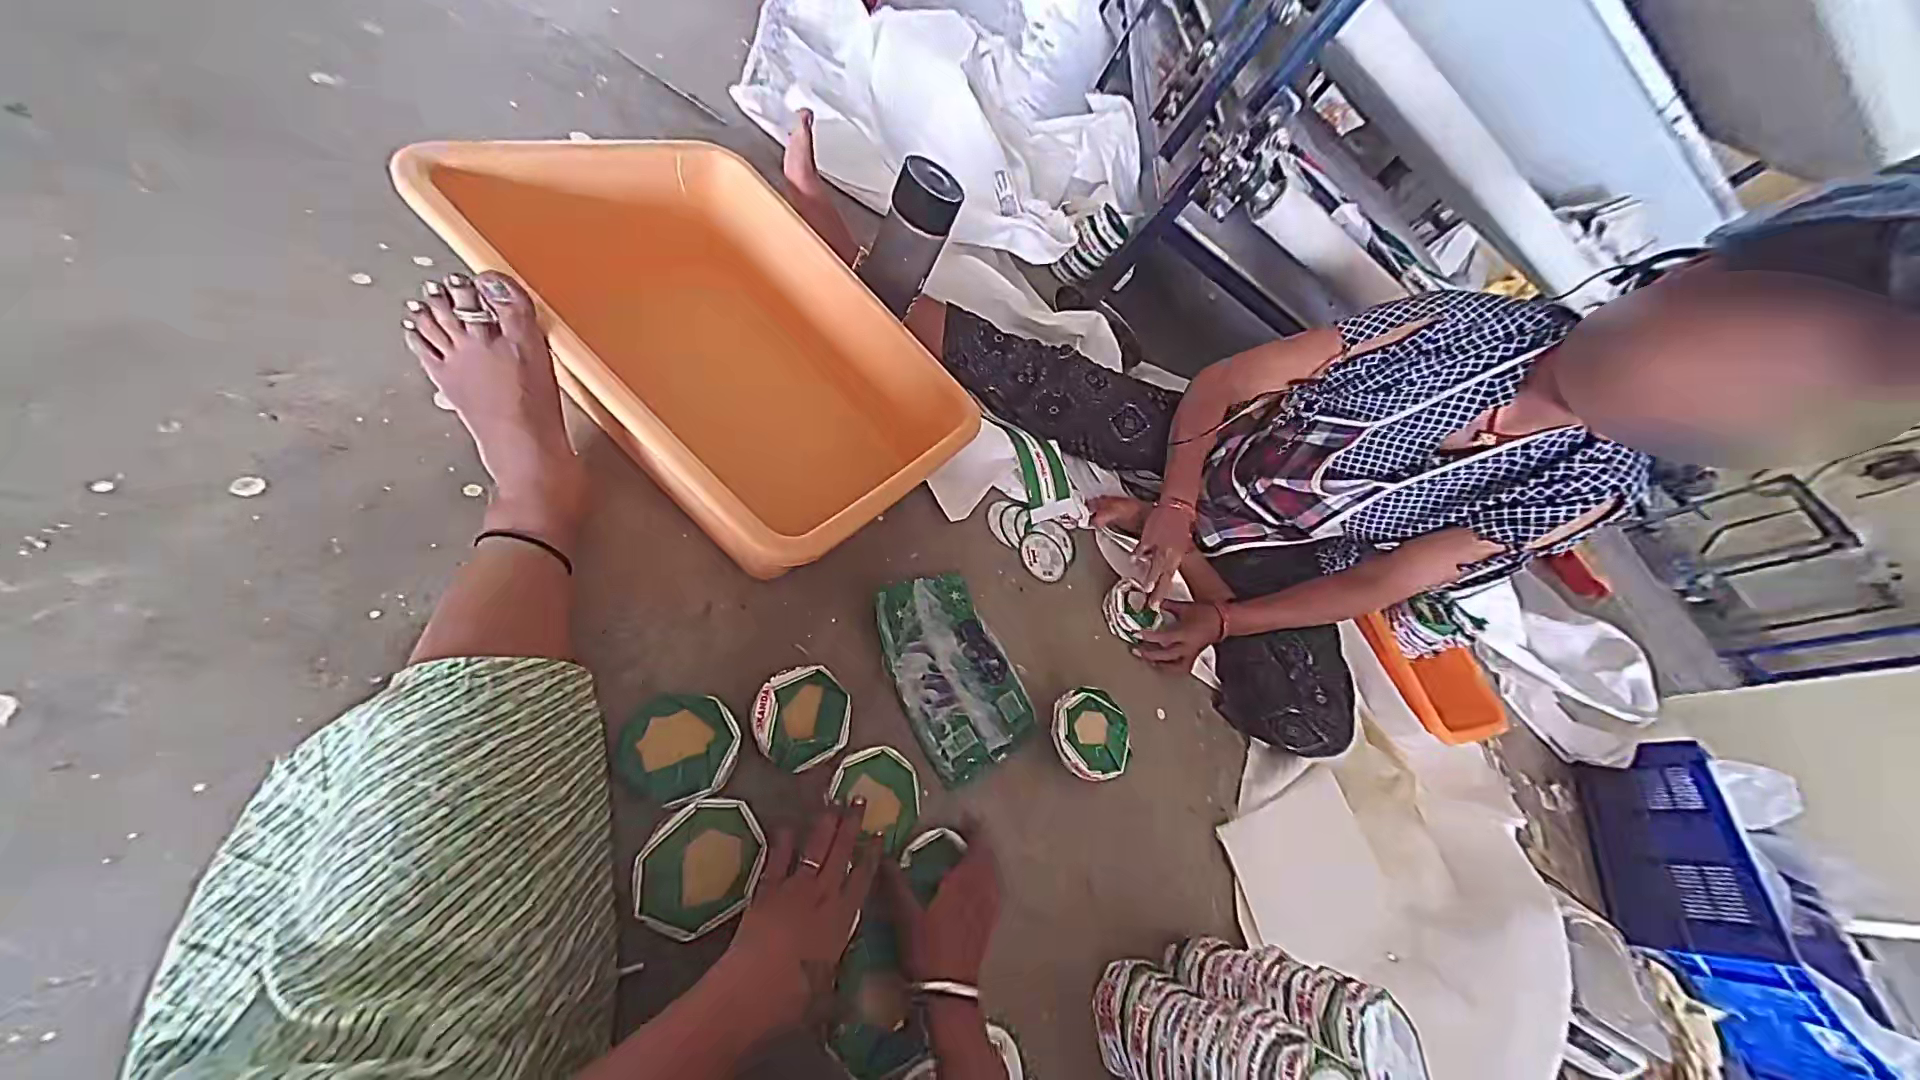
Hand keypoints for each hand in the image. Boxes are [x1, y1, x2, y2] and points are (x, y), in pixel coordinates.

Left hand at [726, 803, 880, 1028]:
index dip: (872, 854)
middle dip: (851, 824)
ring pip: (814, 849)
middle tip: (857, 798)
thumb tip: (855, 986)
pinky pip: (778, 860)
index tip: (879, 833)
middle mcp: (822, 895)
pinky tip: (788, 827)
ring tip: (832, 803)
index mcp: (842, 917)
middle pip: (841, 852)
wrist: (751, 991)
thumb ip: (841, 977)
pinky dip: (783, 843)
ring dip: (824, 825)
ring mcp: (793, 889)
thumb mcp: (829, 993)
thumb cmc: (795, 999)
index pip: (863, 877)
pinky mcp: (766, 891)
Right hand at [883, 828, 999, 984]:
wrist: (949, 991)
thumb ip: (893, 882)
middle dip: (977, 839)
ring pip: (993, 871)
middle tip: (961, 832)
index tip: (961, 817)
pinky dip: (987, 876)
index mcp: (964, 880)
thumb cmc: (927, 948)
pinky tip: (974, 883)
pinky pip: (994, 887)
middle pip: (988, 854)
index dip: (971, 827)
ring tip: (968, 852)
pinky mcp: (990, 921)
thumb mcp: (905, 913)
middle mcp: (982, 888)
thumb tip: (881, 854)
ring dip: (983, 857)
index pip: (977, 843)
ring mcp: (989, 906)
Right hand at [1133, 501, 1196, 605]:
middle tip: (1151, 603)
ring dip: (1148, 577)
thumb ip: (1171, 558)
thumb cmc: (1180, 524)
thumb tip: (1163, 569)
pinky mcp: (1149, 537)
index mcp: (1177, 556)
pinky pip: (1142, 549)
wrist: (1177, 508)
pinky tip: (1134, 561)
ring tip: (1144, 588)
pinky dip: (1138, 556)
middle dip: (1156, 592)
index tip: (1155, 603)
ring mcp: (1158, 546)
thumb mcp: (1180, 545)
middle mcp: (1168, 554)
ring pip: (1153, 565)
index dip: (1162, 593)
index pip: (1168, 579)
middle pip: (1161, 577)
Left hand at [1133, 599, 1225, 667]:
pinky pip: (1181, 667)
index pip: (1164, 638)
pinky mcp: (1194, 656)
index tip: (1137, 634)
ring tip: (1146, 660)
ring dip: (1159, 665)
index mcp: (1185, 633)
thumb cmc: (1205, 612)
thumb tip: (1152, 604)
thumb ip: (1166, 605)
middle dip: (1149, 654)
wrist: (1224, 620)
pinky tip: (1160, 665)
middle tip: (1135, 650)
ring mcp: (1192, 653)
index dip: (1149, 637)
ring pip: (1174, 667)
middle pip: (1166, 656)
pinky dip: (1170, 668)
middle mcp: (1188, 646)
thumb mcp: (1184, 607)